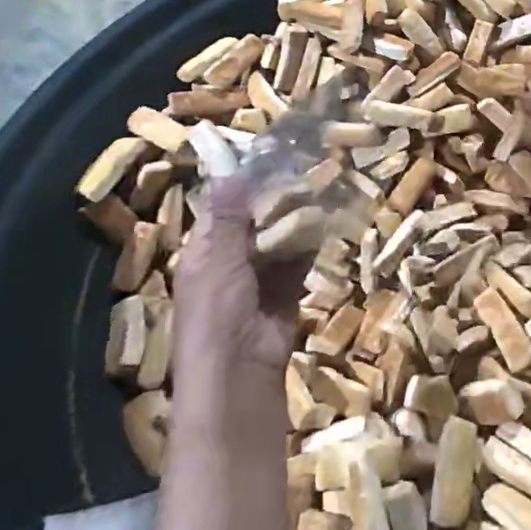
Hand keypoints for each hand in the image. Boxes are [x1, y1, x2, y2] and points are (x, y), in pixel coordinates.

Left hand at [171, 175, 303, 376]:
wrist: (240, 371)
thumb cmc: (216, 313)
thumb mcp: (218, 260)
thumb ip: (228, 217)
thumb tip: (229, 170)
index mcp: (204, 252)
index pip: (222, 210)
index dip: (243, 186)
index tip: (270, 158)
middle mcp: (230, 262)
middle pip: (254, 223)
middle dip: (276, 201)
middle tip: (305, 170)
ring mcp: (259, 278)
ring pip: (279, 240)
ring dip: (296, 221)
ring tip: (320, 189)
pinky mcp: (286, 292)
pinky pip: (298, 262)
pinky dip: (310, 246)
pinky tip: (326, 224)